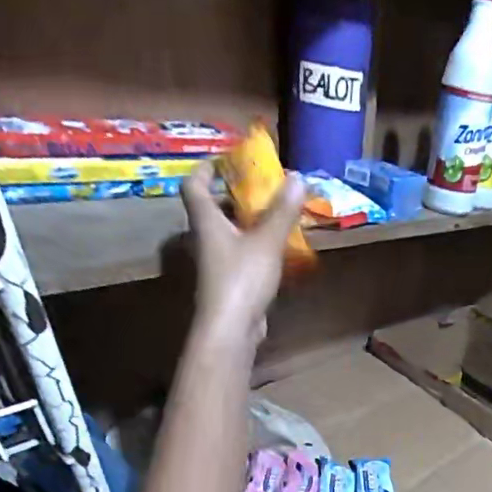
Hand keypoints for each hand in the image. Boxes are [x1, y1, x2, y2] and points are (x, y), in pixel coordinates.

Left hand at [181, 162, 305, 341]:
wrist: (230, 331)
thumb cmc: (242, 279)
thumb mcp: (267, 241)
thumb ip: (282, 211)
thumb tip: (297, 176)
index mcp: (206, 222)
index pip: (194, 186)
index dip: (206, 169)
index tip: (225, 161)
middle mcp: (205, 241)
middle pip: (211, 211)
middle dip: (232, 197)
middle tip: (260, 189)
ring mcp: (214, 266)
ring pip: (226, 236)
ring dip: (245, 224)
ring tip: (273, 216)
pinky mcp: (226, 286)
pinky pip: (238, 258)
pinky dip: (252, 249)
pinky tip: (274, 251)